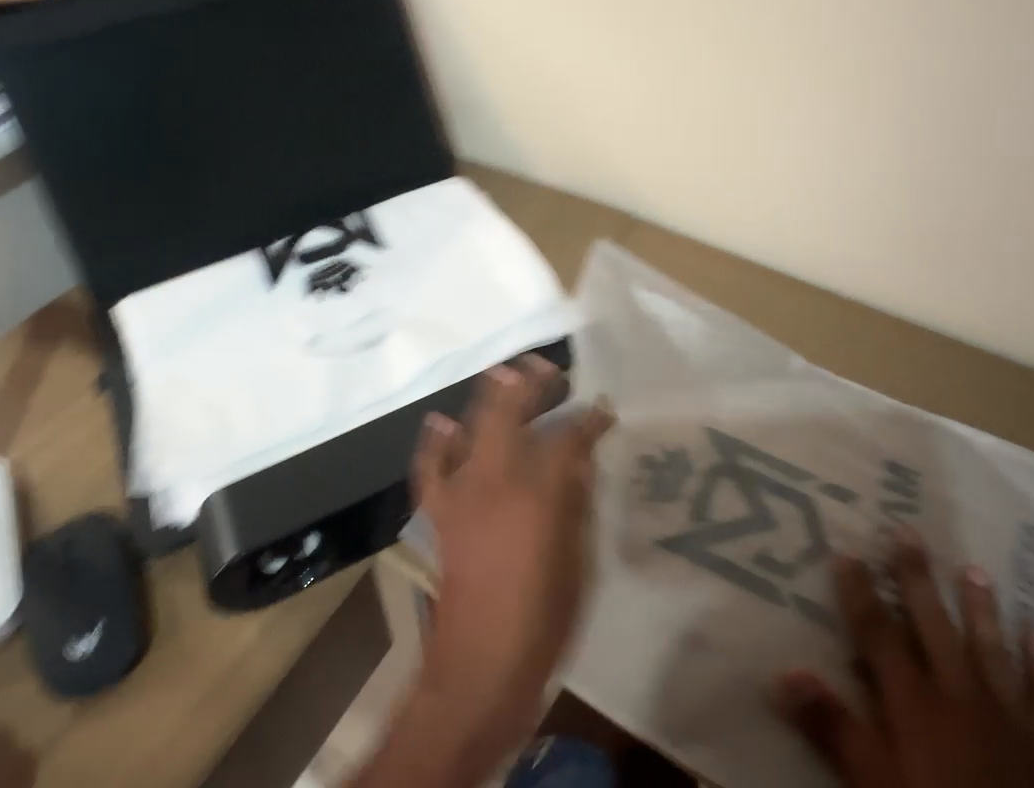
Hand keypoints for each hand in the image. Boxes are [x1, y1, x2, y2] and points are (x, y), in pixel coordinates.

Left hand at [412, 355, 614, 751]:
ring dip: (488, 399)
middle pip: (510, 415)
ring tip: (503, 376)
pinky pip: (431, 467)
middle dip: (530, 385)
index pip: (567, 439)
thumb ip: (576, 507)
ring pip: (471, 429)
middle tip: (546, 368)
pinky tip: (442, 423)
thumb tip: (578, 466)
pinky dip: (437, 442)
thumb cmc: (543, 621)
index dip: (587, 420)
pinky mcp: (439, 513)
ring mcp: (461, 494)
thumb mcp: (577, 565)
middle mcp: (496, 481)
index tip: (602, 409)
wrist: (480, 664)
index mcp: (539, 495)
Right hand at [775, 528, 1033, 787]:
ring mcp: (1010, 715)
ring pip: (991, 649)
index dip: (860, 593)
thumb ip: (833, 727)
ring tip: (974, 569)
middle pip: (934, 627)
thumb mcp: (875, 781)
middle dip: (917, 579)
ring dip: (981, 609)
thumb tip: (783, 673)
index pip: (879, 635)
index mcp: (914, 702)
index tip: (846, 550)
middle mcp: (961, 694)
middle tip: (908, 530)